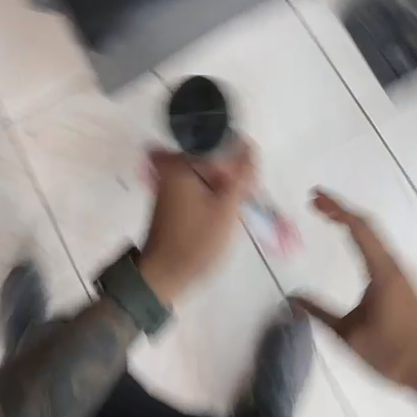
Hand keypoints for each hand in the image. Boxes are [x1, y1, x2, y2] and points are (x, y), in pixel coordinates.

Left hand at [135, 143, 256, 304]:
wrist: (166, 273)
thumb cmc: (196, 240)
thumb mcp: (227, 206)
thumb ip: (241, 173)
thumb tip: (250, 144)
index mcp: (180, 160)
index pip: (221, 143)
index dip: (241, 162)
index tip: (250, 184)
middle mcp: (171, 163)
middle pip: (215, 156)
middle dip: (235, 174)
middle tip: (247, 198)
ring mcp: (170, 178)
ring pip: (211, 171)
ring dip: (227, 185)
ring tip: (238, 206)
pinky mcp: (174, 193)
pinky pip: (202, 183)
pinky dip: (216, 192)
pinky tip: (226, 210)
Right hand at [293, 190, 416, 399]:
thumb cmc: (393, 354)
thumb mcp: (349, 335)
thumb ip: (318, 313)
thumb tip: (291, 297)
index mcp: (382, 272)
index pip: (358, 228)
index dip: (335, 208)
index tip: (313, 197)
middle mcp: (395, 266)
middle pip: (367, 226)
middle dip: (340, 210)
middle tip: (315, 201)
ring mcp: (403, 275)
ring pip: (375, 237)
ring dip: (352, 223)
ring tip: (328, 216)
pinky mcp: (406, 286)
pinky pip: (380, 249)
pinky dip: (362, 237)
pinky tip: (353, 244)